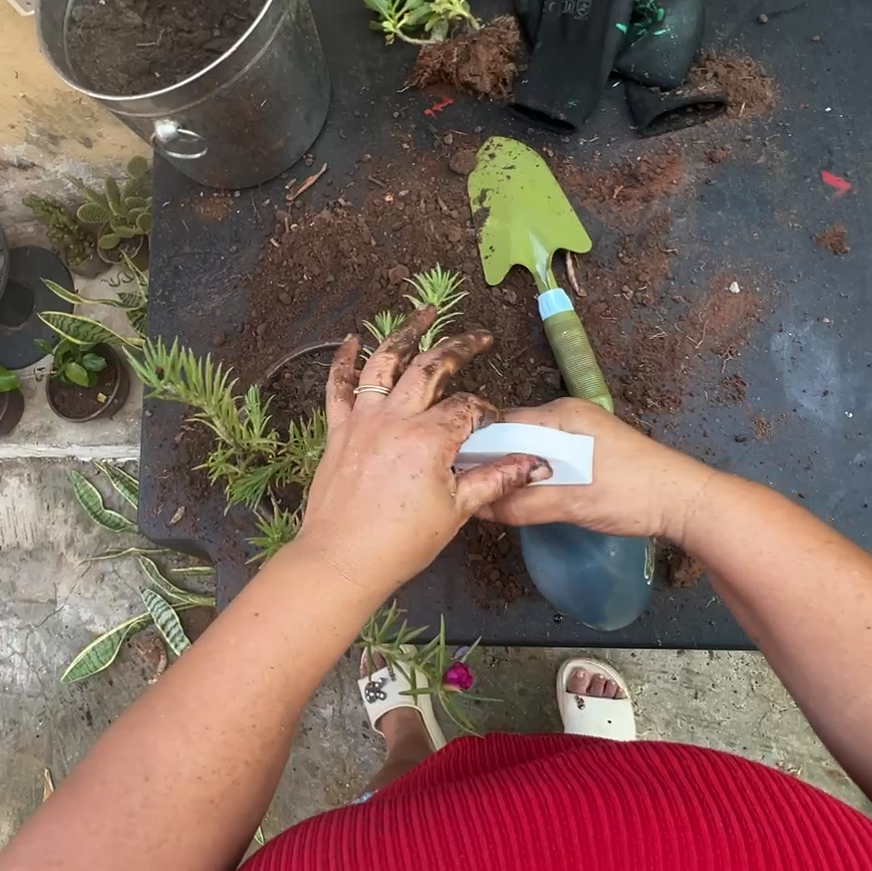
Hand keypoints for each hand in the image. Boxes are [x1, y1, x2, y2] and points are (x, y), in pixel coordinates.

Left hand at [292, 308, 549, 596]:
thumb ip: (495, 479)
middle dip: (460, 347)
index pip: (467, 408)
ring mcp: (362, 420)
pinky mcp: (338, 430)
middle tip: (480, 336)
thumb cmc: (402, 541)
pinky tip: (351, 340)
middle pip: (431, 368)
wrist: (342, 558)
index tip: (491, 423)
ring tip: (425, 312)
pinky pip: (338, 386)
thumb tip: (534, 463)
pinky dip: (343, 361)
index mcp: (429, 438)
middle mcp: (394, 417)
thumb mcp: (456, 510)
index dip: (484, 412)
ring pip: (383, 362)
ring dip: (405, 332)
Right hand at [474, 398, 719, 542]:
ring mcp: (579, 429)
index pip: (502, 423)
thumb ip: (523, 505)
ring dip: (514, 467)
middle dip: (493, 459)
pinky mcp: (589, 447)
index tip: (455, 471)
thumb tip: (477, 509)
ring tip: (491, 491)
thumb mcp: (573, 503)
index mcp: (561, 415)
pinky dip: (533, 470)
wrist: (689, 502)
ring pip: (530, 445)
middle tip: (469, 486)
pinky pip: (547, 454)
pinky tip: (524, 491)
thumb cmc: (633, 495)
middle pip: (514, 433)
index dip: (476, 447)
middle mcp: (567, 414)